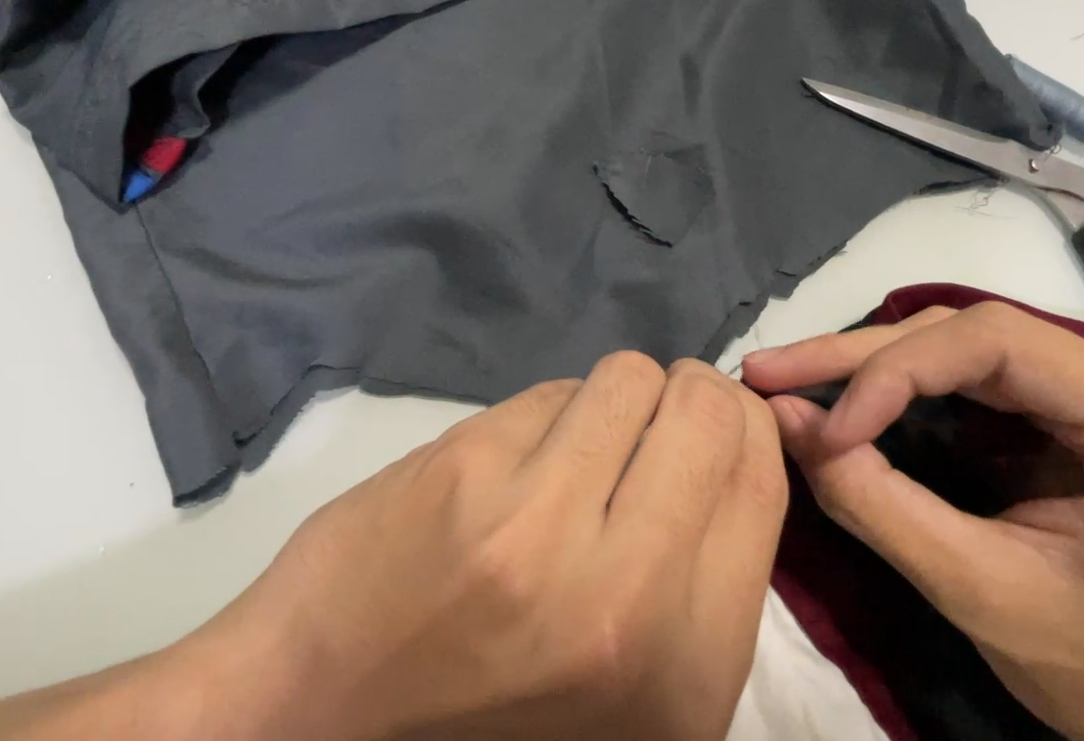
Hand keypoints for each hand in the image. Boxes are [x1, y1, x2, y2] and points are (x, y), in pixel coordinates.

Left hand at [173, 352, 787, 740]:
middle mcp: (625, 592)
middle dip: (687, 395)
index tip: (712, 427)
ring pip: (627, 378)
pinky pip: (548, 391)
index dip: (745, 428)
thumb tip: (722, 450)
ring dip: (615, 397)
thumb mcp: (639, 693)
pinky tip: (514, 461)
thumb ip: (698, 578)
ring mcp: (535, 522)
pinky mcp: (464, 469)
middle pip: (704, 410)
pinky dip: (548, 412)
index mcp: (688, 662)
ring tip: (578, 445)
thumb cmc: (498, 715)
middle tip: (648, 425)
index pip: (758, 479)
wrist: (325, 720)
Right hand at [744, 302, 1083, 740]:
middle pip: (976, 336)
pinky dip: (907, 388)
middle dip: (861, 358)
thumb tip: (785, 419)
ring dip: (873, 366)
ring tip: (790, 382)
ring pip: (970, 347)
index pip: (999, 344)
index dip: (893, 371)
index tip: (823, 427)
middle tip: (766, 372)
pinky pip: (982, 375)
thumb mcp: (981, 595)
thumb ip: (876, 503)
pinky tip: (849, 398)